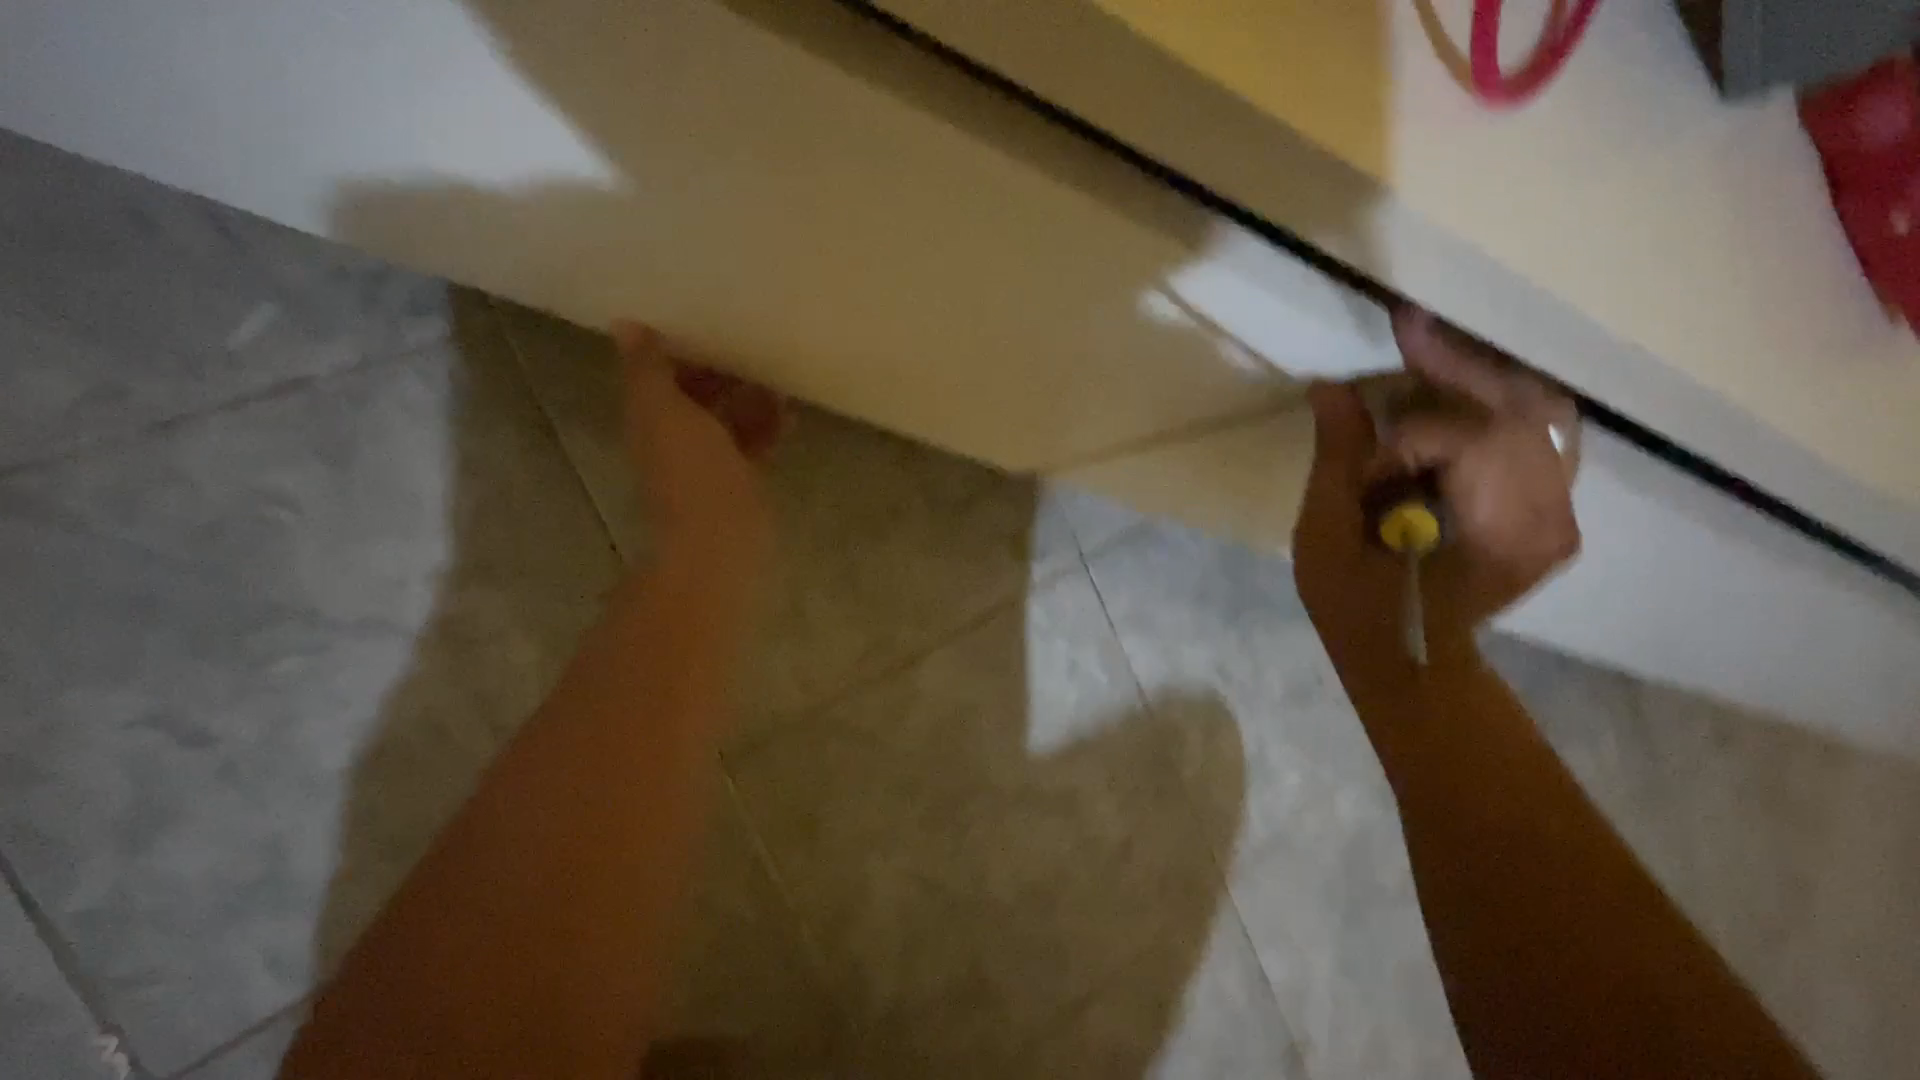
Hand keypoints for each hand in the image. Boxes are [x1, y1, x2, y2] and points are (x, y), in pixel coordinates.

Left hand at [613, 321, 784, 574]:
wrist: (720, 541)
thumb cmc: (691, 471)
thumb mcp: (663, 409)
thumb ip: (647, 367)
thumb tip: (624, 323)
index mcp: (649, 419)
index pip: (660, 375)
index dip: (680, 350)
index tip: (709, 324)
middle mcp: (675, 439)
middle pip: (696, 397)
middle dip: (721, 373)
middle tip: (752, 347)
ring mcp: (709, 463)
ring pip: (727, 421)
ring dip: (749, 398)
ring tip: (777, 378)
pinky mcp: (741, 481)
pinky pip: (753, 444)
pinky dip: (768, 427)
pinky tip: (790, 414)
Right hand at [1292, 308, 1579, 664]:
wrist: (1409, 659)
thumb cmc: (1359, 610)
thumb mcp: (1327, 541)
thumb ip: (1338, 460)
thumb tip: (1332, 387)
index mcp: (1495, 532)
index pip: (1465, 442)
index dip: (1404, 435)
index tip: (1357, 442)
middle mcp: (1547, 514)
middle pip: (1516, 407)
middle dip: (1456, 365)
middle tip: (1407, 329)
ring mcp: (1559, 509)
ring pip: (1539, 409)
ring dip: (1481, 377)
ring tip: (1428, 351)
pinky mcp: (1552, 504)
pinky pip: (1541, 430)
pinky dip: (1501, 402)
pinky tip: (1462, 389)